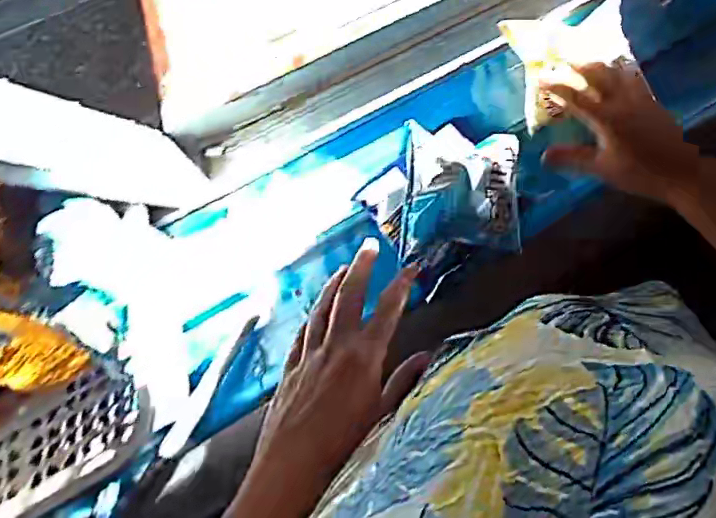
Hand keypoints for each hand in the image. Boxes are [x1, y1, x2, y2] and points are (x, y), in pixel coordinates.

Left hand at [230, 241, 428, 517]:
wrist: (290, 470)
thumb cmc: (342, 447)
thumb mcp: (381, 415)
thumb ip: (403, 381)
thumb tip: (427, 357)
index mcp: (364, 356)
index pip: (388, 309)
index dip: (402, 285)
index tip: (411, 267)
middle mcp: (336, 347)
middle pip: (350, 295)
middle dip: (362, 267)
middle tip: (370, 246)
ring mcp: (309, 356)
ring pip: (322, 309)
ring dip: (334, 284)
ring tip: (342, 268)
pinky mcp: (289, 370)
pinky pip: (300, 334)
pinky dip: (310, 319)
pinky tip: (313, 313)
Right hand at [546, 62, 711, 205]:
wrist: (681, 172)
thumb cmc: (640, 173)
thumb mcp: (603, 169)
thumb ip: (574, 158)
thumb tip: (544, 155)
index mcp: (605, 117)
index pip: (574, 97)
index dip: (556, 86)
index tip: (541, 78)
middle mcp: (620, 101)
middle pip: (597, 75)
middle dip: (579, 66)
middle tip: (565, 61)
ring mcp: (638, 98)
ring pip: (616, 72)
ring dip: (600, 66)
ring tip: (589, 62)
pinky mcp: (652, 100)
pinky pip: (633, 78)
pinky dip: (620, 71)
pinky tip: (619, 73)